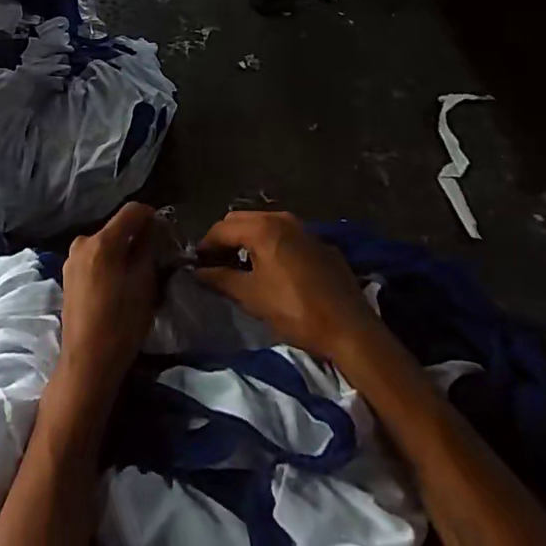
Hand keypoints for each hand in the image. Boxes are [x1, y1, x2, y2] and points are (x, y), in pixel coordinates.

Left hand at [59, 202, 161, 392]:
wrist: (87, 362)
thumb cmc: (122, 322)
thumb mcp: (144, 282)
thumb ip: (148, 246)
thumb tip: (152, 227)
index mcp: (102, 241)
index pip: (133, 210)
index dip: (152, 217)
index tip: (164, 234)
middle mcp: (82, 242)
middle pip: (117, 227)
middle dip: (137, 236)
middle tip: (153, 258)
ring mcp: (72, 258)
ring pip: (106, 242)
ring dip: (122, 250)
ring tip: (136, 274)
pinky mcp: (68, 274)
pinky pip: (95, 257)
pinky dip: (109, 262)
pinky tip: (117, 284)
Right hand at [193, 211, 387, 362]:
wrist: (349, 327)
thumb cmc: (296, 310)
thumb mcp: (252, 296)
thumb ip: (221, 279)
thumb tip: (199, 271)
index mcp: (264, 228)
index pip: (222, 228)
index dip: (206, 244)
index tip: (196, 262)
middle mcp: (283, 219)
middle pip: (242, 220)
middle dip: (226, 238)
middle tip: (215, 263)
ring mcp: (304, 229)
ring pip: (265, 225)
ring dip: (248, 239)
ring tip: (239, 265)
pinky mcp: (319, 243)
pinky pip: (285, 235)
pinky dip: (271, 244)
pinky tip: (271, 268)